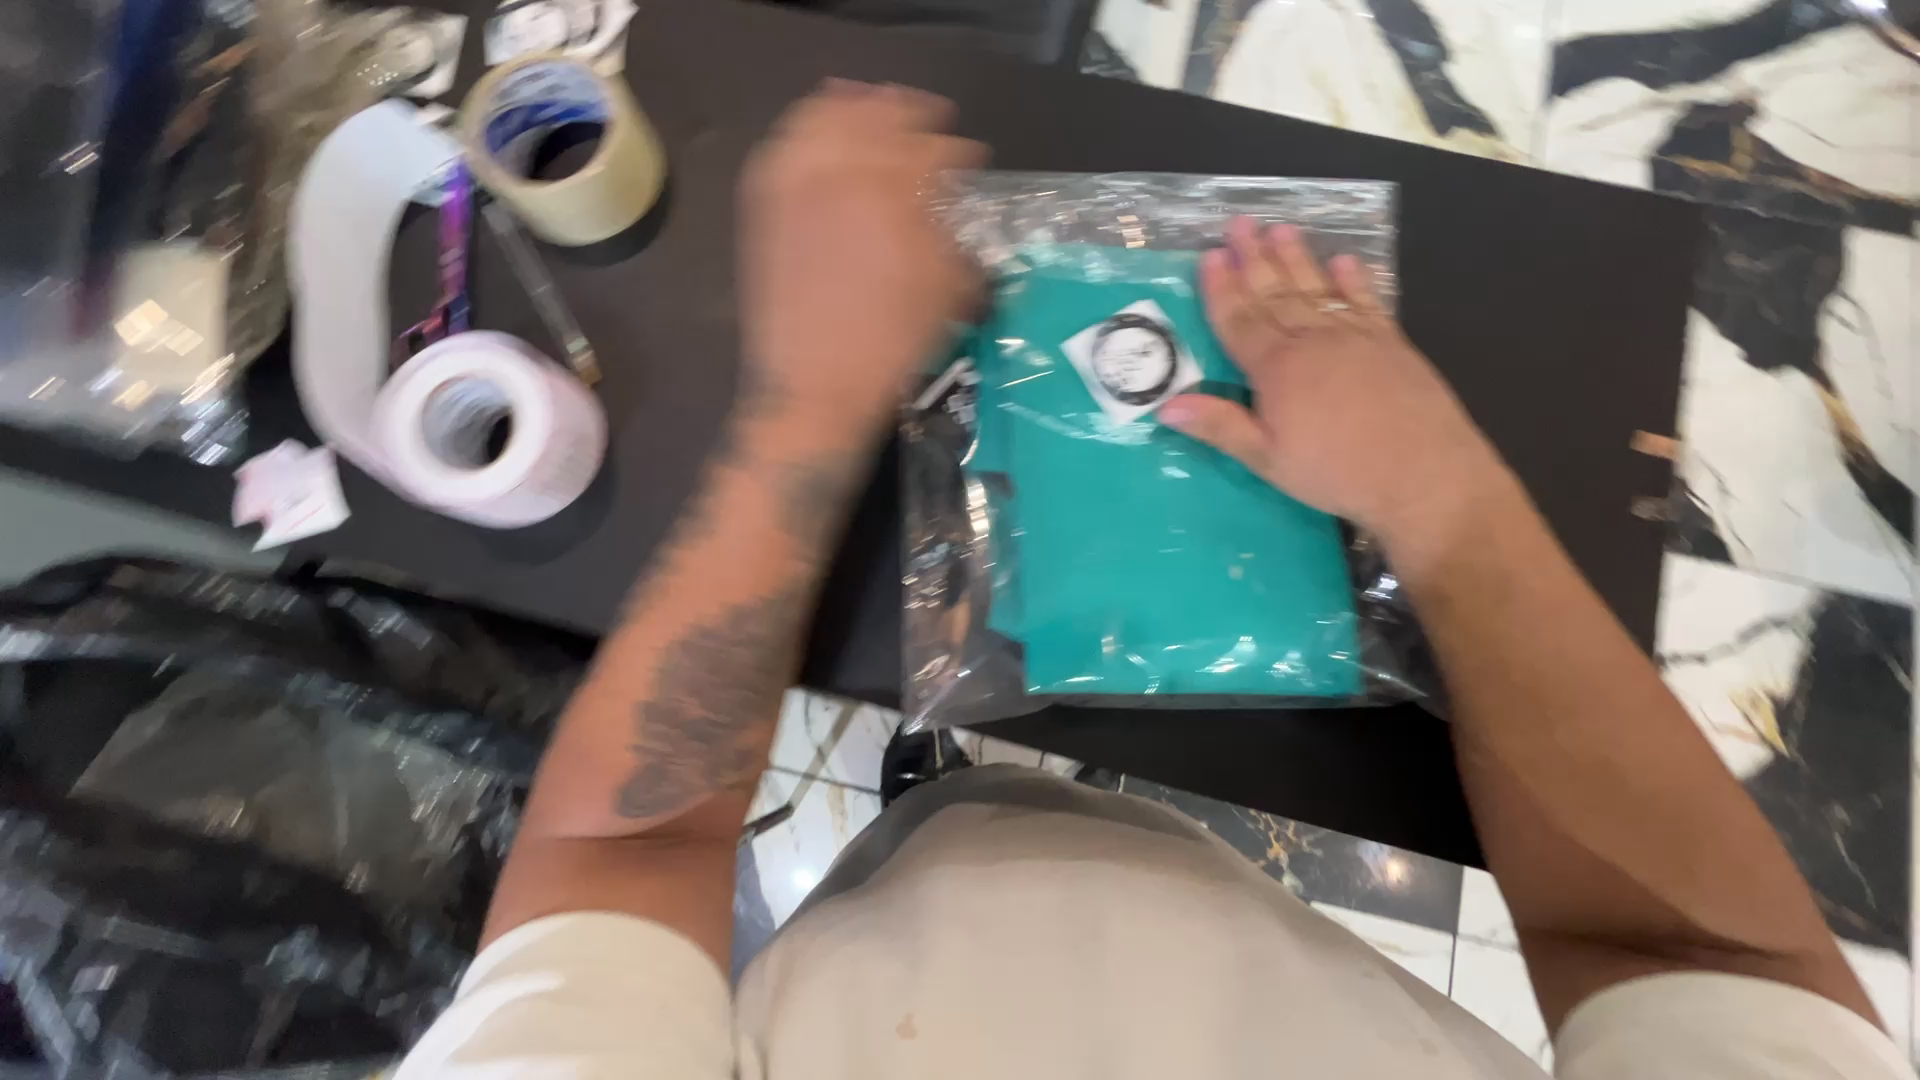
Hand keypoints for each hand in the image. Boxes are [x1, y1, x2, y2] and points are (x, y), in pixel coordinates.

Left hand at [738, 80, 986, 437]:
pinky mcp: (766, 204)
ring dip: (861, 108)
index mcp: (896, 194)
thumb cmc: (890, 349)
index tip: (973, 159)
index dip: (958, 153)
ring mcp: (797, 184)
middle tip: (933, 120)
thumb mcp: (946, 298)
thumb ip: (959, 245)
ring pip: (829, 119)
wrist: (815, 387)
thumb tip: (961, 223)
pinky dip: (810, 127)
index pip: (934, 152)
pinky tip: (826, 130)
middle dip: (912, 115)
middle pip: (882, 118)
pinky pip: (787, 145)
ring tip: (879, 109)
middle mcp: (844, 173)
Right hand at [1157, 218, 1516, 558]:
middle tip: (1239, 223)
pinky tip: (1344, 262)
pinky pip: (1366, 302)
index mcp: (1278, 369)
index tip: (1209, 257)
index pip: (1240, 321)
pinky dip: (1354, 280)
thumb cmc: (1335, 472)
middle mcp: (1314, 341)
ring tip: (1281, 229)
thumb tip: (1166, 405)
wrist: (1423, 474)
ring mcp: (1356, 337)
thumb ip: (1219, 426)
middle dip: (1254, 258)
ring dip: (1297, 259)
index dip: (1222, 290)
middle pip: (1276, 294)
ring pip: (1318, 290)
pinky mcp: (1391, 344)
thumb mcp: (1267, 458)